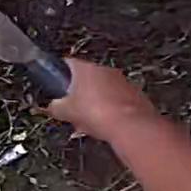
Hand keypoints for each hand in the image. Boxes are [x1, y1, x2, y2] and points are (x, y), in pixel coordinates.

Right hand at [45, 58, 161, 141]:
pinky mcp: (138, 95)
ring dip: (96, 100)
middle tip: (72, 107)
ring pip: (104, 88)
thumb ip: (55, 106)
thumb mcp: (64, 112)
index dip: (59, 73)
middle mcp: (105, 70)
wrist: (131, 127)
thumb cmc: (94, 113)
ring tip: (90, 120)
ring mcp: (124, 82)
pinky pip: (119, 99)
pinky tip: (107, 123)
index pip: (68, 63)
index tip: (56, 84)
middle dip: (79, 91)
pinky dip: (112, 108)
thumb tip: (53, 106)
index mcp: (85, 68)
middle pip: (87, 77)